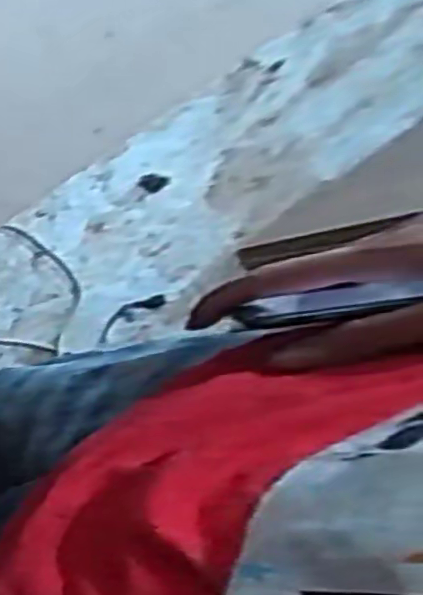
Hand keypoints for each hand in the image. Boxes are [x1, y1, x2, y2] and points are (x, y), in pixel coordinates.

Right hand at [188, 217, 422, 368]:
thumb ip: (357, 336)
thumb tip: (271, 360)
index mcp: (361, 259)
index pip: (264, 279)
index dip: (218, 301)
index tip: (192, 328)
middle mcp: (371, 242)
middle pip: (297, 274)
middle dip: (269, 304)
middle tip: (259, 337)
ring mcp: (403, 234)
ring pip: (333, 271)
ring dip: (310, 298)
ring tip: (314, 325)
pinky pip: (366, 266)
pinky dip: (345, 289)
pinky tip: (369, 302)